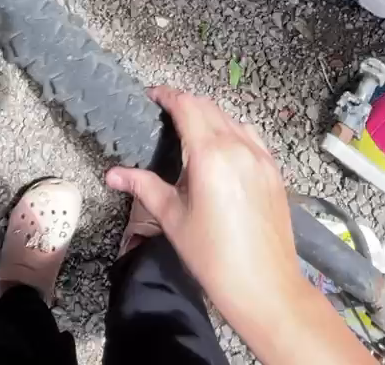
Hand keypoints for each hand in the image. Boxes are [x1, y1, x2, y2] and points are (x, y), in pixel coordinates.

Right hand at [106, 87, 375, 364]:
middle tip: (164, 113)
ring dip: (208, 114)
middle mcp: (237, 146)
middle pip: (208, 107)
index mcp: (210, 155)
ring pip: (230, 118)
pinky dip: (231, 129)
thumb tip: (112, 174)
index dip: (167, 95)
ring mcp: (260, 156)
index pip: (187, 106)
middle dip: (185, 103)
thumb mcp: (173, 219)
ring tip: (190, 130)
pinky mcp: (273, 169)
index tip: (151, 96)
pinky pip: (249, 135)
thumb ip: (144, 187)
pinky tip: (221, 148)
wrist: (267, 289)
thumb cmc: (213, 257)